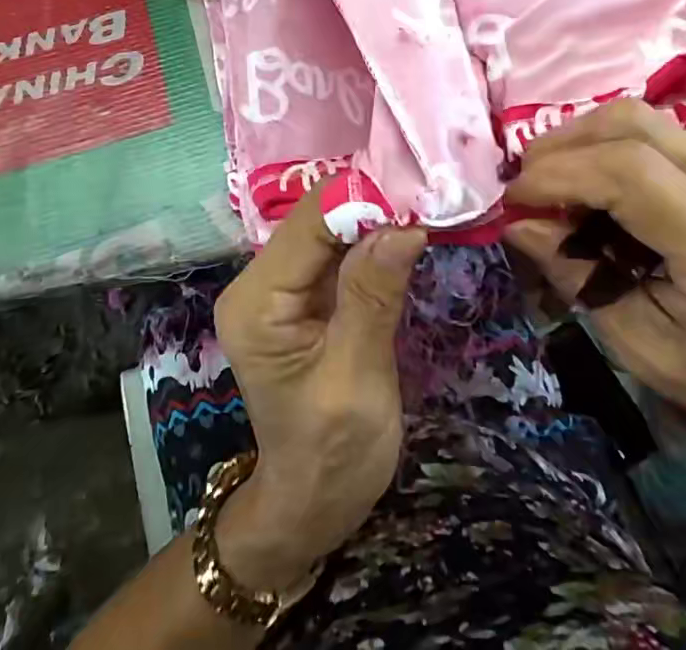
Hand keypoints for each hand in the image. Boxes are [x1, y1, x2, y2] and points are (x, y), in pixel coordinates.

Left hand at [211, 191, 426, 592]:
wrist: (313, 501)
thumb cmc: (333, 454)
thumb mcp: (357, 377)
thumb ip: (372, 296)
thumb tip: (403, 225)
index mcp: (255, 301)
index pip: (307, 226)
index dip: (360, 199)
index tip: (418, 184)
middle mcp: (256, 285)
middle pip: (314, 224)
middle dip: (370, 206)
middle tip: (430, 188)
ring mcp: (276, 292)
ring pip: (327, 236)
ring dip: (374, 221)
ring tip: (426, 201)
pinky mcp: (300, 301)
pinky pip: (334, 259)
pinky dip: (369, 246)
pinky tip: (406, 233)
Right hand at [503, 100, 685, 445]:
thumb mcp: (635, 345)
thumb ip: (575, 277)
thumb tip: (518, 223)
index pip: (632, 174)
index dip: (559, 173)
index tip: (514, 199)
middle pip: (638, 126)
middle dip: (562, 144)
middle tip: (526, 181)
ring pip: (650, 122)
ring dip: (583, 141)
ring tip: (555, 180)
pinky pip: (668, 139)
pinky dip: (616, 151)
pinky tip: (603, 191)